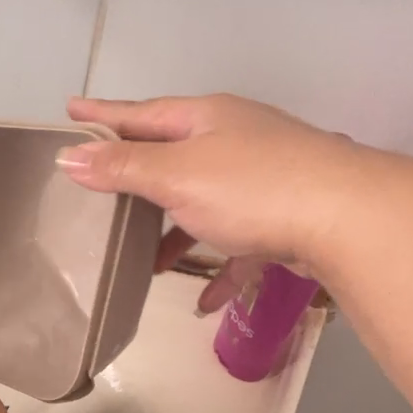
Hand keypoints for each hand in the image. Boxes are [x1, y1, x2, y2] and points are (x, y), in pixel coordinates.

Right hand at [59, 95, 378, 281]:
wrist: (342, 218)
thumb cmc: (252, 188)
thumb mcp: (176, 176)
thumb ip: (123, 169)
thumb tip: (70, 157)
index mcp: (204, 120)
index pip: (140, 114)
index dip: (102, 115)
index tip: (69, 111)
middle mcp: (231, 140)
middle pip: (169, 157)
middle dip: (134, 177)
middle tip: (98, 187)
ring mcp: (256, 178)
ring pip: (197, 204)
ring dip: (169, 234)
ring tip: (143, 263)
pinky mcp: (276, 216)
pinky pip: (233, 244)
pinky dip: (216, 269)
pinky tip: (203, 301)